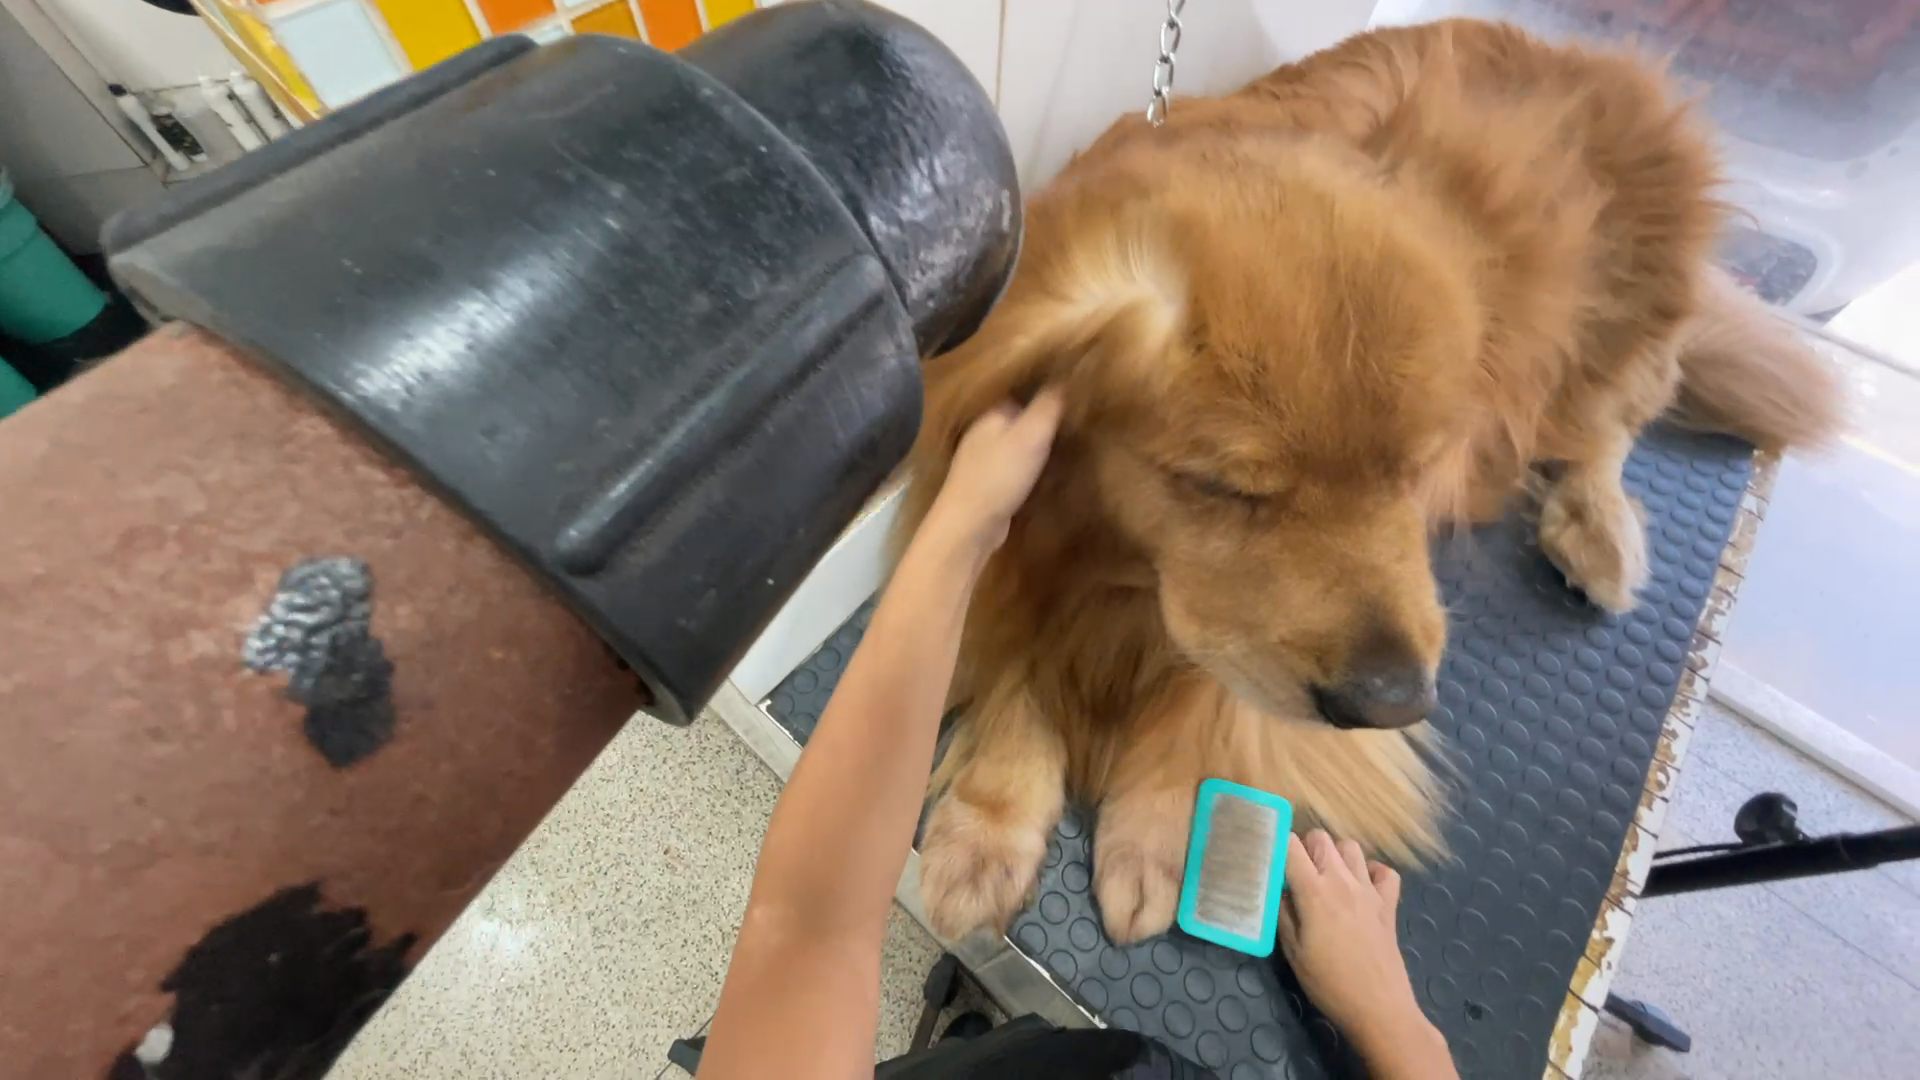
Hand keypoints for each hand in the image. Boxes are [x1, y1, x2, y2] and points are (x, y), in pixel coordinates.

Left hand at [926, 388, 1063, 558]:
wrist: (969, 526)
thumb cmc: (1000, 475)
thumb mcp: (1031, 434)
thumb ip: (1048, 405)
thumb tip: (1065, 375)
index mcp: (990, 416)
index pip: (1020, 394)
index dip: (1045, 395)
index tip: (1073, 399)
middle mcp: (982, 436)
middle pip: (1018, 422)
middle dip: (1042, 425)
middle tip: (1075, 428)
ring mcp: (981, 464)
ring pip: (1015, 448)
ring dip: (1036, 451)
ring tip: (1066, 451)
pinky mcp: (986, 489)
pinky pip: (1013, 473)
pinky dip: (1028, 473)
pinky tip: (1045, 478)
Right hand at [1278, 830, 1436, 1058]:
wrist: (1381, 1012)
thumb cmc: (1330, 984)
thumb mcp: (1293, 951)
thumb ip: (1282, 913)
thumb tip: (1276, 888)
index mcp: (1313, 891)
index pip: (1290, 844)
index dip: (1278, 844)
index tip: (1271, 857)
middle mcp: (1341, 881)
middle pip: (1320, 837)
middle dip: (1305, 846)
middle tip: (1298, 871)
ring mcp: (1369, 891)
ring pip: (1351, 847)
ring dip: (1336, 855)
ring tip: (1329, 876)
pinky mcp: (1389, 905)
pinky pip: (1385, 872)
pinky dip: (1373, 872)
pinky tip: (1362, 886)